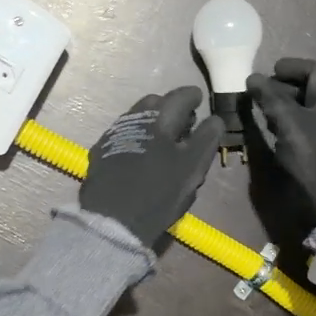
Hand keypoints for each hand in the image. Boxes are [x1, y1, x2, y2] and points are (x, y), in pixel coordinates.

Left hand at [79, 86, 223, 247]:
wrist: (113, 220)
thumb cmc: (160, 193)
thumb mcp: (192, 167)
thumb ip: (206, 139)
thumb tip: (215, 120)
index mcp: (159, 120)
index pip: (179, 97)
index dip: (192, 96)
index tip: (199, 98)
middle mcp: (133, 119)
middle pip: (153, 102)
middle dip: (170, 105)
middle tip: (183, 120)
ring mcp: (113, 135)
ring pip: (136, 117)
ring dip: (152, 119)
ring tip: (163, 135)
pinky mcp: (100, 152)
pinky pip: (123, 133)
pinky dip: (137, 134)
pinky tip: (141, 150)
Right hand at [246, 58, 315, 219]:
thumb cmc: (315, 155)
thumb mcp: (289, 123)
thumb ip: (270, 97)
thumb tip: (252, 77)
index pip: (314, 69)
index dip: (290, 68)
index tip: (269, 71)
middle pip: (313, 89)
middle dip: (285, 89)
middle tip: (261, 94)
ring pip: (312, 110)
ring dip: (289, 108)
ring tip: (265, 114)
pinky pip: (314, 128)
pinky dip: (296, 125)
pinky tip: (280, 135)